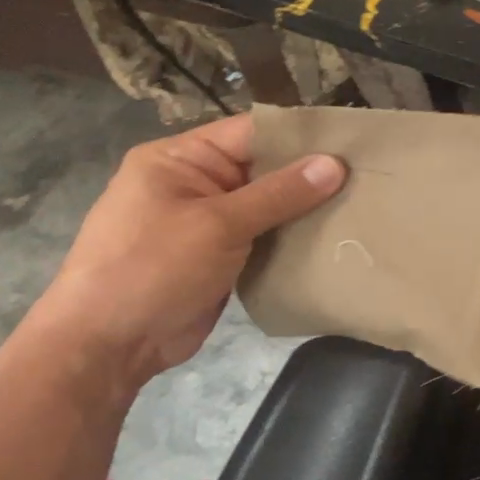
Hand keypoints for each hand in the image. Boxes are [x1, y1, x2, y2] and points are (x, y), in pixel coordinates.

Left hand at [24, 113, 345, 400]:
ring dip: (311, 208)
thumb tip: (337, 164)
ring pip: (273, 203)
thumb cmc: (149, 271)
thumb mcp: (217, 225)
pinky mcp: (223, 253)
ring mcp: (209, 220)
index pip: (253, 132)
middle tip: (374, 176)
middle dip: (315, 173)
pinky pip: (269, 233)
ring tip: (366, 205)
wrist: (106, 347)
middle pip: (267, 166)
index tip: (359, 143)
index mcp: (179, 160)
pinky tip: (338, 235)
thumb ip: (280, 193)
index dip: (305, 135)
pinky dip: (298, 235)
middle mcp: (195, 182)